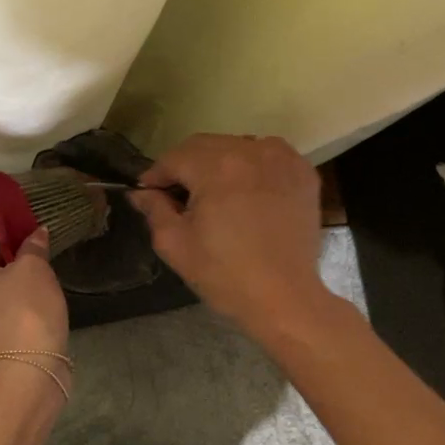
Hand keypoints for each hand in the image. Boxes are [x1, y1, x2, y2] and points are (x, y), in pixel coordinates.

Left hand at [0, 213, 68, 359]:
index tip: (19, 207)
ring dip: (8, 263)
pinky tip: (32, 276)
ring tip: (36, 248)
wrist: (28, 368)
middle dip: (3, 240)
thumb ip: (32, 245)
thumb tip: (37, 232)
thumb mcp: (33, 268)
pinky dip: (8, 284)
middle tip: (31, 226)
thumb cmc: (24, 309)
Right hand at [129, 134, 338, 339]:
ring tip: (211, 195)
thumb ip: (154, 209)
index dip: (156, 175)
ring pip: (235, 146)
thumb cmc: (224, 274)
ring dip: (217, 164)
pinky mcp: (303, 173)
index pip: (175, 157)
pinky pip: (266, 156)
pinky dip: (249, 166)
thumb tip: (141, 193)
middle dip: (184, 166)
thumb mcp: (175, 244)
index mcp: (217, 167)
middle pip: (204, 146)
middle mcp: (252, 151)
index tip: (147, 193)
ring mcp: (283, 159)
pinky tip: (244, 192)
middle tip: (175, 195)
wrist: (285, 298)